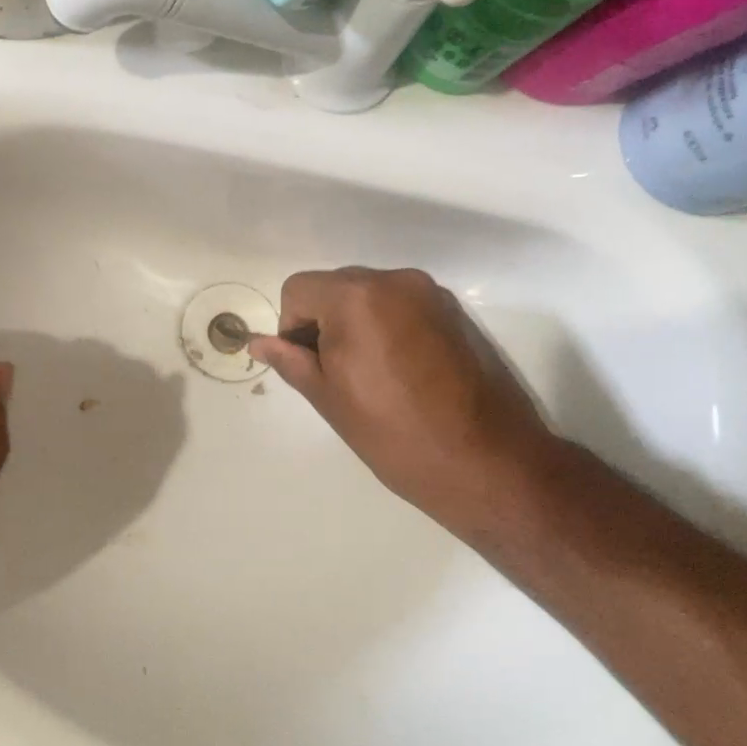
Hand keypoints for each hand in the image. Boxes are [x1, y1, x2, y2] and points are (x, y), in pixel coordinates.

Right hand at [249, 267, 557, 529]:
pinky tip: (401, 372)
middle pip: (335, 286)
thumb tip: (258, 343)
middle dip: (324, 321)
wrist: (489, 464)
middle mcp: (395, 281)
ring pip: (370, 295)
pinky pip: (402, 307)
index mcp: (357, 297)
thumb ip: (291, 361)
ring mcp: (432, 295)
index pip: (298, 289)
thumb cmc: (395, 434)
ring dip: (357, 324)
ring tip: (371, 376)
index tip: (309, 366)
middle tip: (335, 374)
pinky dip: (389, 328)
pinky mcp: (457, 314)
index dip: (292, 326)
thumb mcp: (328, 398)